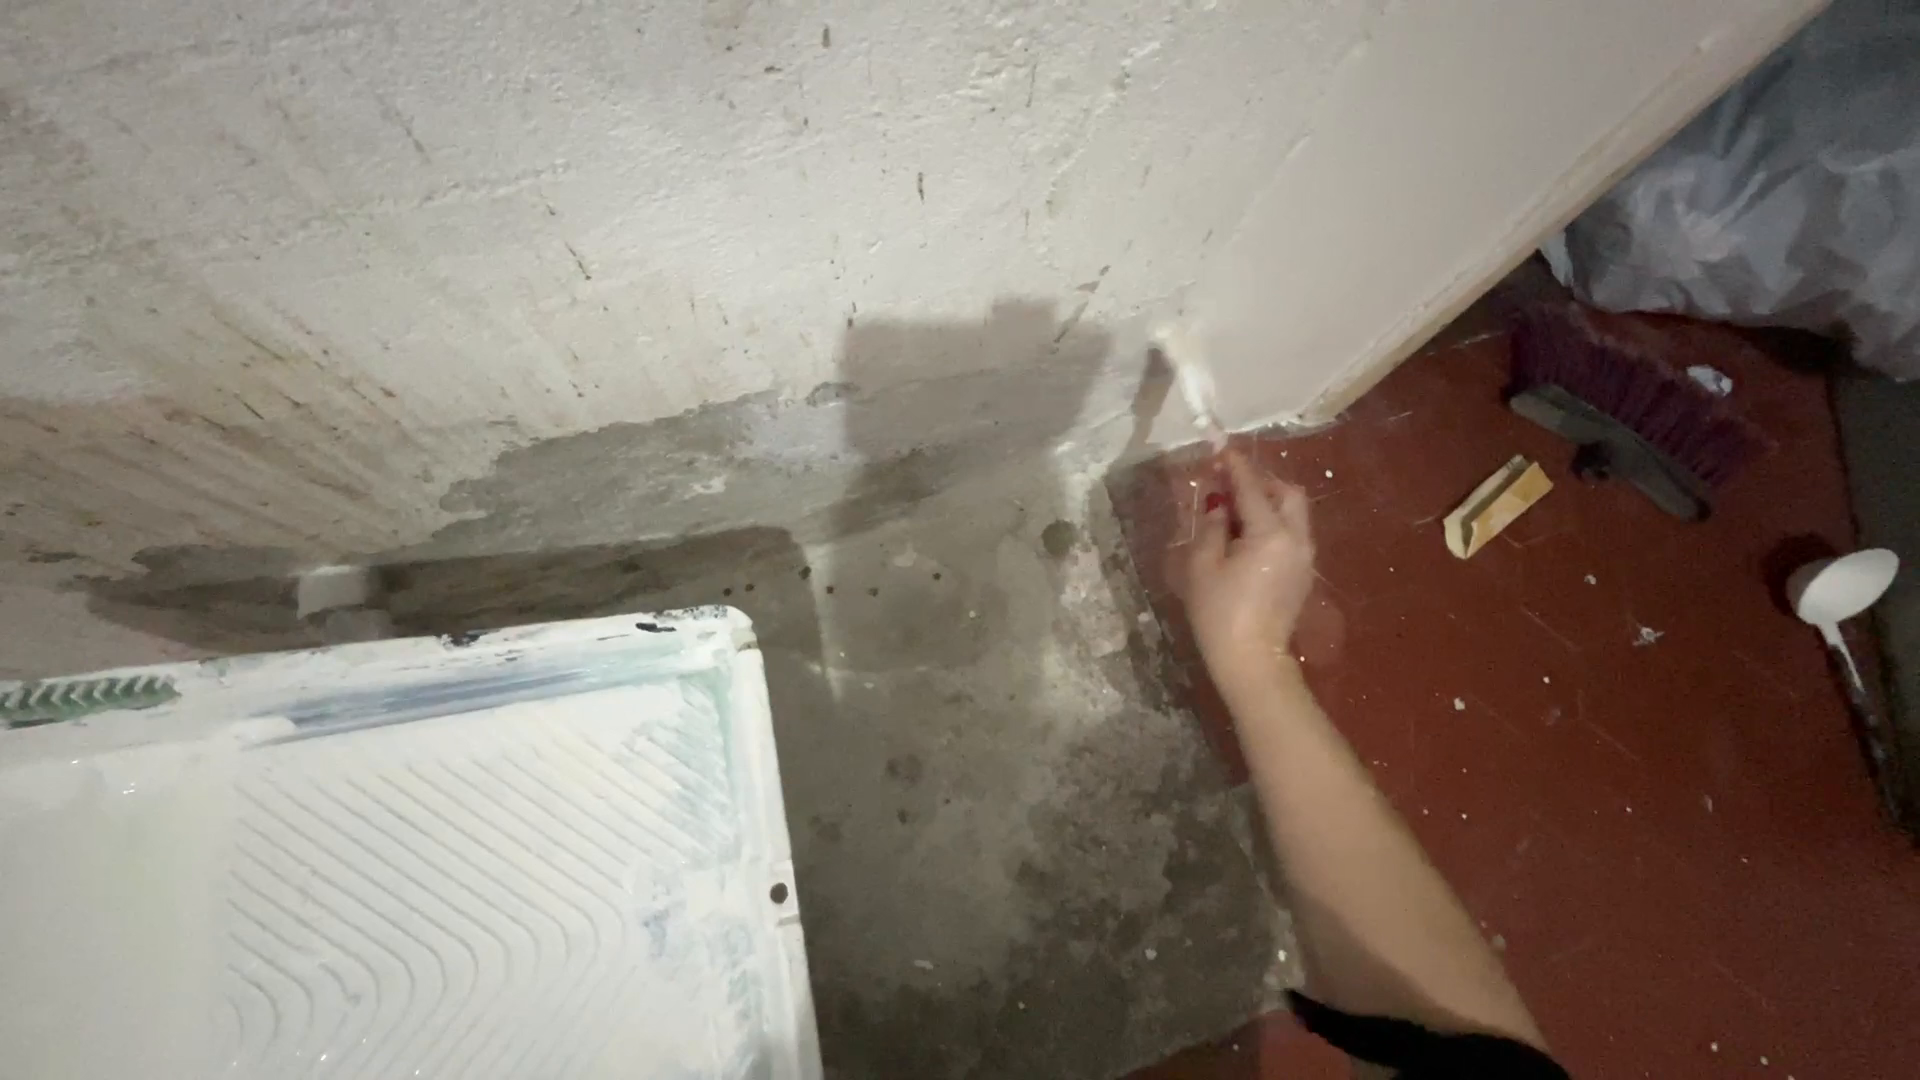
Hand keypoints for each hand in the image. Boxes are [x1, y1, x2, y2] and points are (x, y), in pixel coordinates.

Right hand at [1177, 448, 1315, 680]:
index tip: (1220, 447)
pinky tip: (1246, 535)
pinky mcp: (1302, 573)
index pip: (1252, 488)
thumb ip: (1212, 527)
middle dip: (1261, 481)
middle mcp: (1296, 538)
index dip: (1234, 466)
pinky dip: (1273, 522)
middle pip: (1287, 493)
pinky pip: (1292, 533)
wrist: (1251, 660)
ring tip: (1235, 508)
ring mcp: (1305, 557)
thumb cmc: (1219, 613)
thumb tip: (1219, 504)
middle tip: (1230, 483)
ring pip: (1293, 513)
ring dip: (1268, 502)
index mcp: (1270, 533)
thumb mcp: (1203, 566)